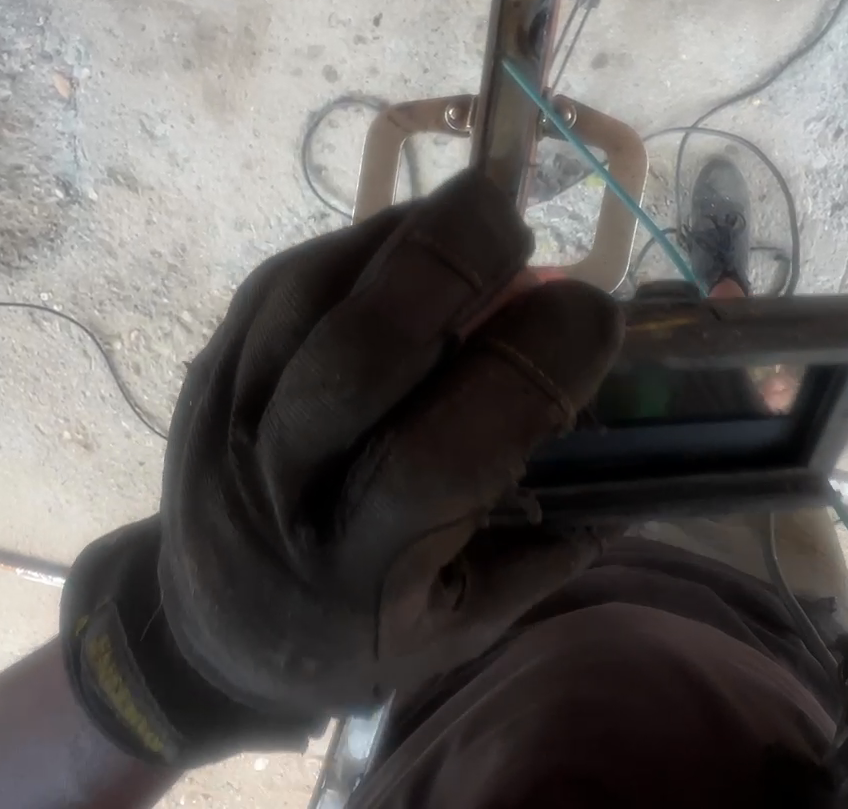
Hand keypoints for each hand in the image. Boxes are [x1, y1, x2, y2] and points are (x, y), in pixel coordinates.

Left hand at [63, 171, 623, 763]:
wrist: (217, 633)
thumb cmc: (366, 631)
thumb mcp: (473, 618)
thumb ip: (556, 534)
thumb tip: (638, 431)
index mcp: (361, 574)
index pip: (446, 457)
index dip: (530, 371)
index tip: (599, 312)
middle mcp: (279, 490)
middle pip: (359, 355)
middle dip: (449, 269)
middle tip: (518, 223)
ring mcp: (228, 418)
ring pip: (308, 296)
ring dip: (405, 241)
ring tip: (479, 215)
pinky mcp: (209, 366)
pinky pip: (286, 280)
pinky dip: (361, 243)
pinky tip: (417, 235)